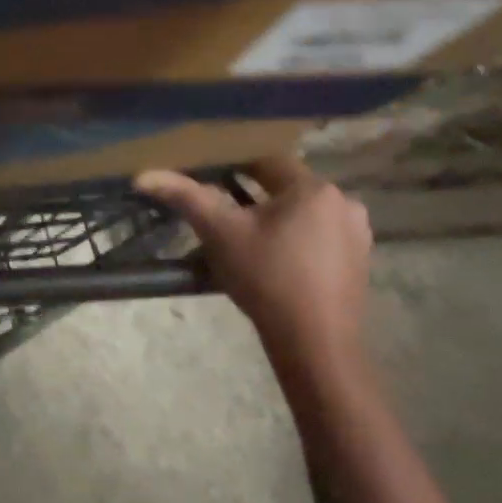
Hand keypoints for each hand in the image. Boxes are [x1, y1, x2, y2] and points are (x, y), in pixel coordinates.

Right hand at [134, 155, 372, 359]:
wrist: (315, 342)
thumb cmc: (266, 276)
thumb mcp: (219, 232)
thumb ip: (185, 197)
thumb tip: (142, 175)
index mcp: (314, 189)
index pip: (267, 160)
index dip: (233, 164)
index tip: (205, 174)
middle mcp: (343, 203)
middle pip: (285, 187)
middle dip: (251, 195)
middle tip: (218, 210)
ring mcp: (357, 234)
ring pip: (302, 213)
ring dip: (273, 217)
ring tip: (242, 235)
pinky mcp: (359, 262)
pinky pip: (318, 236)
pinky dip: (293, 238)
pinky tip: (271, 258)